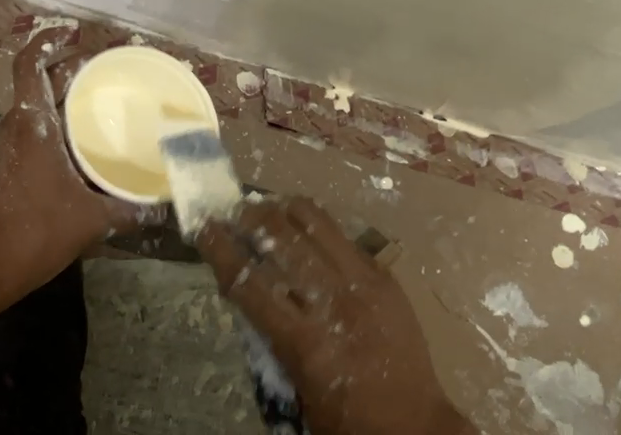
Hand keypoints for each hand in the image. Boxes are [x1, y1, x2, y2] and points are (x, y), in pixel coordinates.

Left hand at [0, 28, 153, 298]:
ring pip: (29, 110)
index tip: (70, 33)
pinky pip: (24, 134)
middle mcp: (11, 127)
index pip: (29, 64)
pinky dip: (47, 128)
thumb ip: (127, 210)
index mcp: (31, 125)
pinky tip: (71, 149)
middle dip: (64, 71)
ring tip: (90, 108)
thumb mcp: (91, 220)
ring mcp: (0, 148)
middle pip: (34, 84)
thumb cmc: (36, 232)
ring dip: (56, 101)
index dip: (46, 40)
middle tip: (98, 73)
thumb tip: (161, 209)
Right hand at [197, 197, 469, 434]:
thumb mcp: (295, 386)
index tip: (204, 227)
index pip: (249, 282)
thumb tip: (242, 289)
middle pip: (282, 239)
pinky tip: (306, 227)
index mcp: (305, 342)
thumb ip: (268, 337)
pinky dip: (318, 226)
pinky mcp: (385, 278)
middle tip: (236, 213)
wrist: (417, 428)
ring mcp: (364, 285)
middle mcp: (333, 304)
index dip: (220, 249)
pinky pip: (344, 237)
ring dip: (284, 210)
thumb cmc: (346, 416)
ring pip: (316, 222)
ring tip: (268, 208)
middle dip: (251, 218)